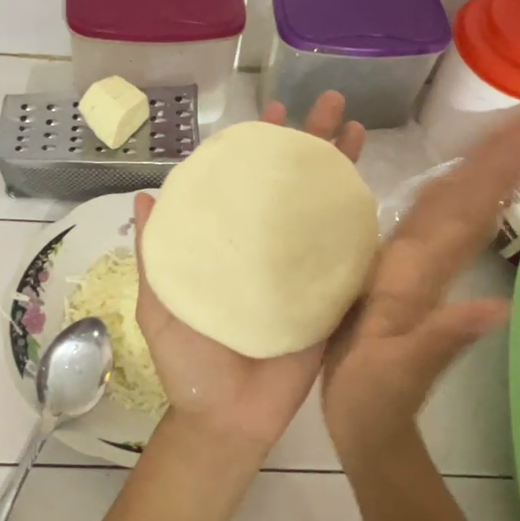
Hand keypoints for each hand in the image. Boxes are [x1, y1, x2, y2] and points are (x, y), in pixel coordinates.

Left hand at [132, 92, 364, 451]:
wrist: (226, 418)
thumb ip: (157, 253)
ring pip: (327, 208)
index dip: (260, 147)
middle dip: (312, 141)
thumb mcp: (160, 304)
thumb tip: (144, 197)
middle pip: (294, 184)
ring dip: (342, 166)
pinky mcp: (333, 299)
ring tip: (355, 124)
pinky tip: (375, 186)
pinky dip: (365, 220)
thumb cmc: (189, 363)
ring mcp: (305, 271)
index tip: (272, 112)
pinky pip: (354, 256)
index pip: (248, 183)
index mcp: (231, 244)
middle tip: (327, 102)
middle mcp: (270, 248)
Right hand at [322, 110, 519, 458]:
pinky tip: (445, 181)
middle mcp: (429, 266)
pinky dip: (441, 197)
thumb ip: (447, 336)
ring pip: (453, 210)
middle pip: (470, 203)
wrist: (370, 425)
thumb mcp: (406, 368)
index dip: (498, 171)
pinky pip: (424, 227)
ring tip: (507, 135)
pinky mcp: (394, 280)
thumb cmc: (378, 397)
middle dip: (500, 159)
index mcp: (427, 274)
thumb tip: (496, 306)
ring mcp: (415, 272)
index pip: (469, 213)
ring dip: (481, 172)